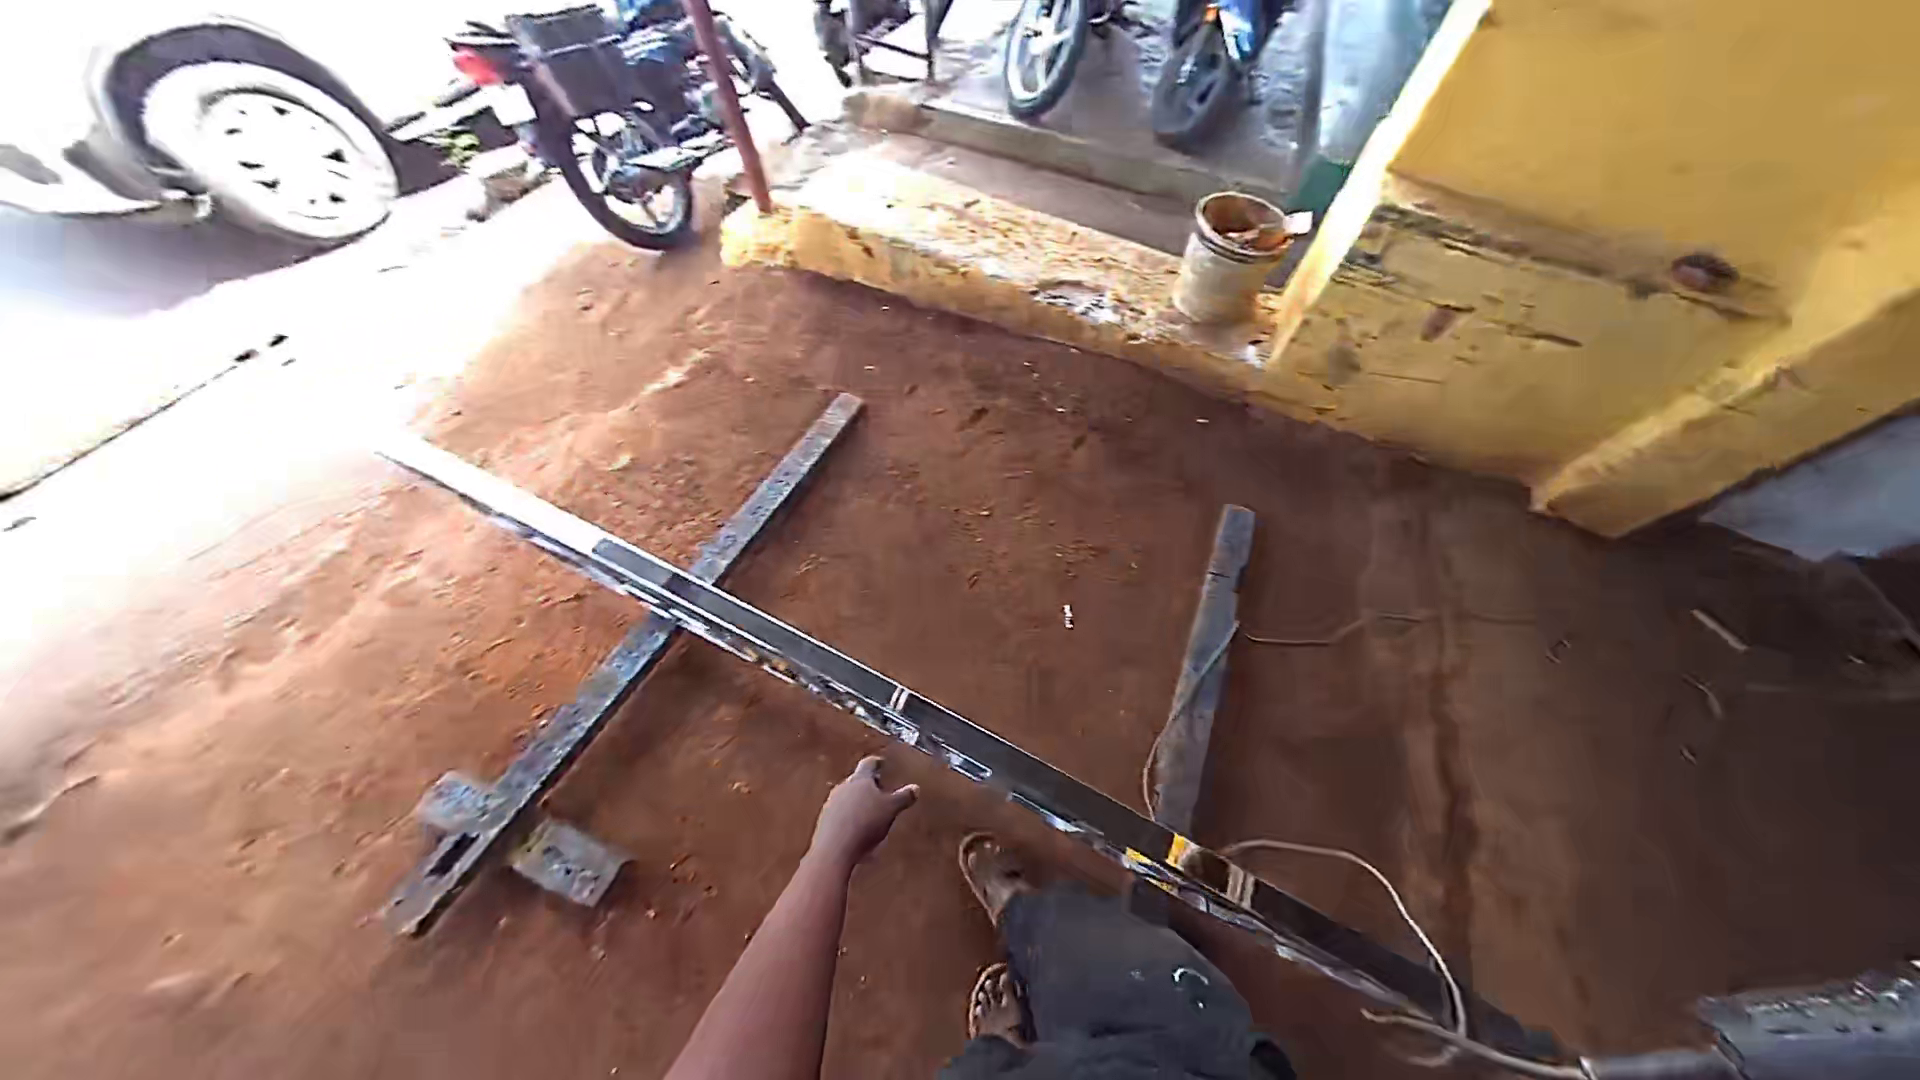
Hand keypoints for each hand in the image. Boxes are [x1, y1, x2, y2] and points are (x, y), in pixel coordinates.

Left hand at [809, 756, 918, 870]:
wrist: (834, 849)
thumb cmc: (865, 823)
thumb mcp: (891, 810)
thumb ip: (903, 798)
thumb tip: (915, 788)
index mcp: (860, 779)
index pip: (869, 764)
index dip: (876, 763)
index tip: (880, 762)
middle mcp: (843, 787)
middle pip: (856, 780)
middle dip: (867, 785)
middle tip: (878, 789)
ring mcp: (831, 804)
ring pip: (847, 797)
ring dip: (857, 802)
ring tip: (869, 812)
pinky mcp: (824, 821)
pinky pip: (839, 814)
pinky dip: (849, 818)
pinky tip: (857, 830)